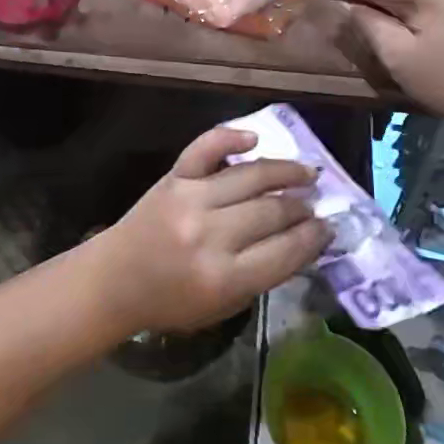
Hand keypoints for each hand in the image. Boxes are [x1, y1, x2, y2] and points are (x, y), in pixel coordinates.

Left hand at [88, 127, 331, 332]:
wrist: (113, 281)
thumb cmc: (171, 302)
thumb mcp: (223, 306)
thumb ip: (264, 274)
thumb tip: (305, 240)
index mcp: (223, 277)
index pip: (286, 250)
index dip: (315, 237)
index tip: (330, 227)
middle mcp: (209, 235)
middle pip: (273, 211)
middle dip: (303, 206)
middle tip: (317, 203)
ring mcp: (190, 200)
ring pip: (251, 176)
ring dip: (286, 171)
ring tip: (307, 172)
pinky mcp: (173, 178)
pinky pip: (206, 148)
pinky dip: (231, 138)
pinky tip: (255, 139)